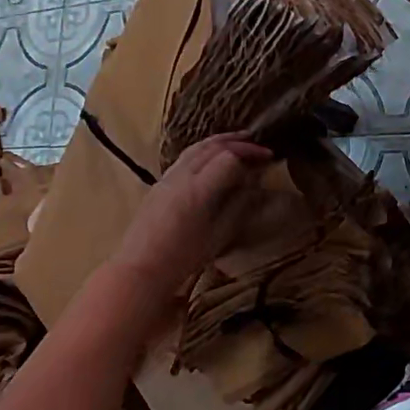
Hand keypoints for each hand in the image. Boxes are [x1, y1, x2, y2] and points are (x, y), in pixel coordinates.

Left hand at [111, 133, 271, 294]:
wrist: (141, 267)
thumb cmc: (183, 258)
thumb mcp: (218, 235)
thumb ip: (236, 205)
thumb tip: (251, 184)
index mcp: (198, 189)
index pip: (228, 157)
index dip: (250, 154)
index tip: (267, 158)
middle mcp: (181, 176)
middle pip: (211, 146)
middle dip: (237, 141)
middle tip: (258, 143)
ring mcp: (167, 177)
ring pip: (195, 148)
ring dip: (218, 141)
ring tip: (236, 141)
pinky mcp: (159, 184)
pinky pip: (184, 157)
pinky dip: (203, 150)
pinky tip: (210, 158)